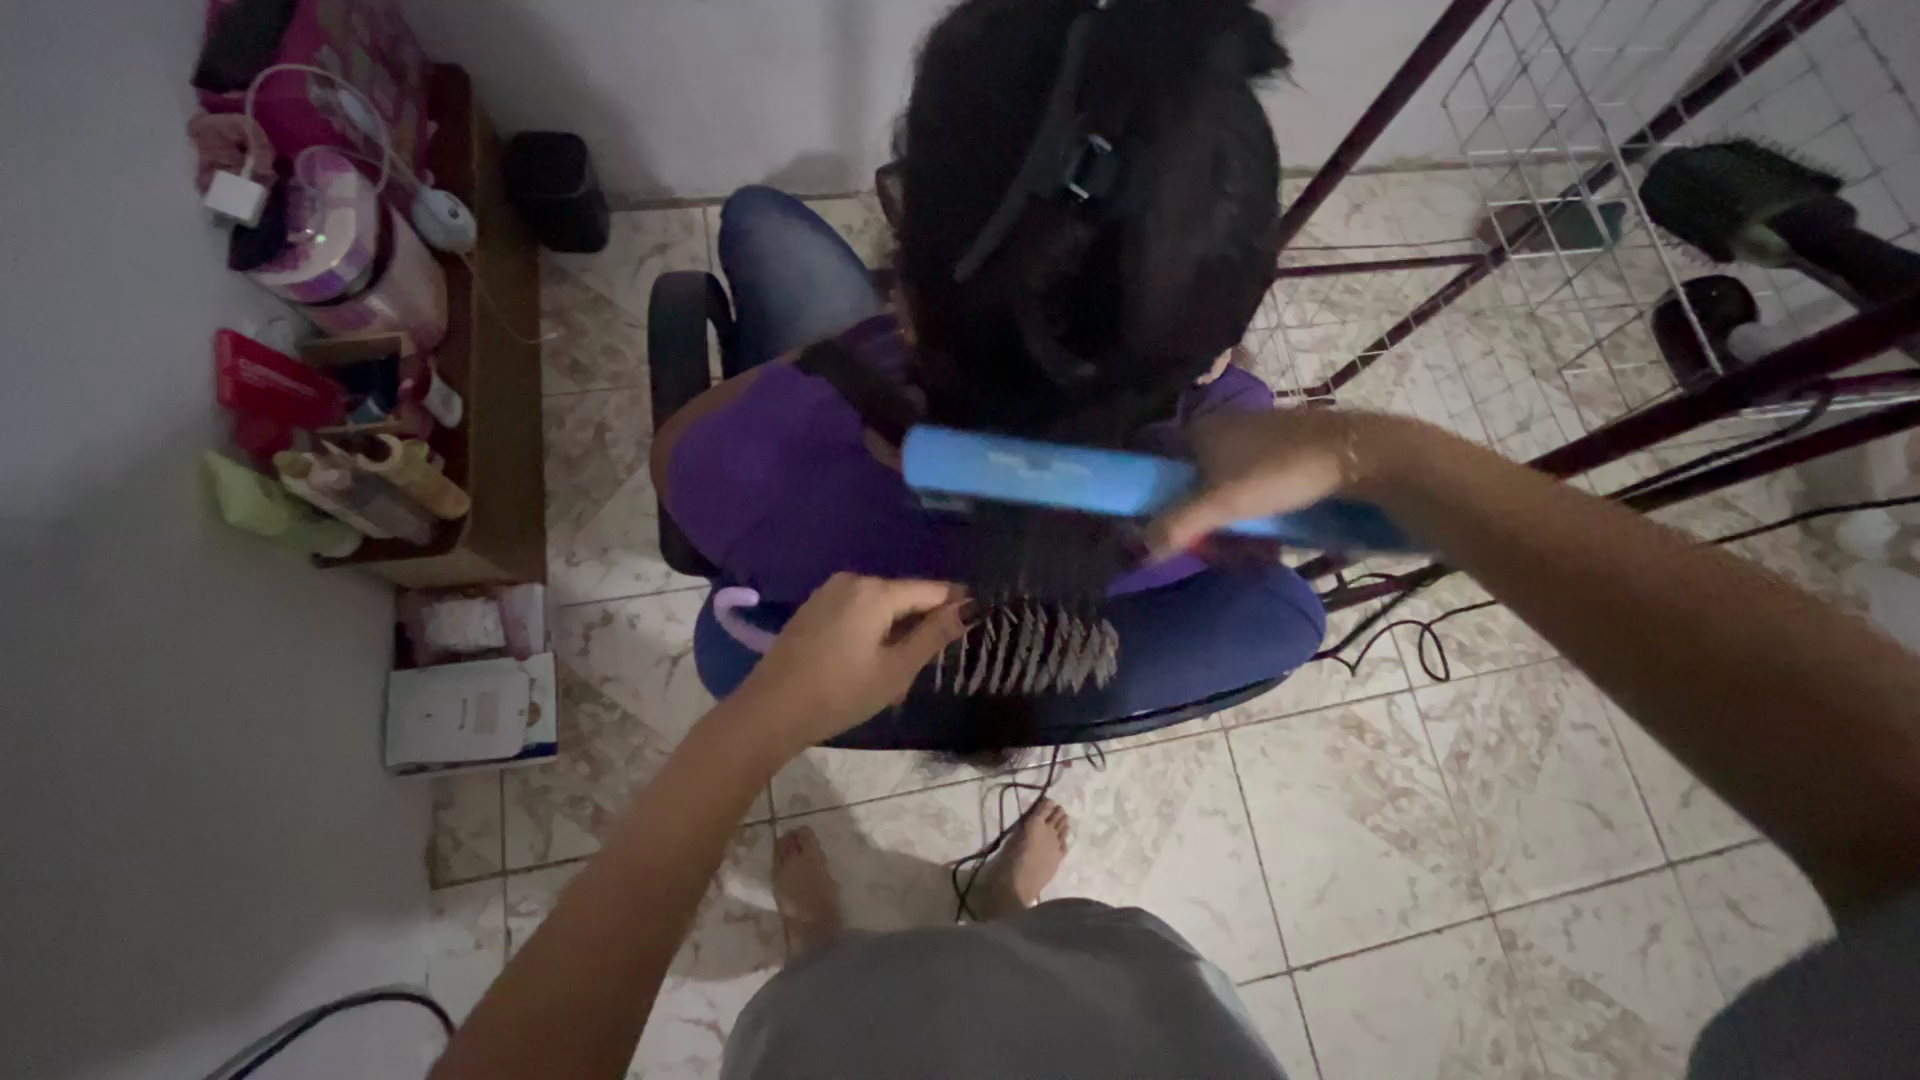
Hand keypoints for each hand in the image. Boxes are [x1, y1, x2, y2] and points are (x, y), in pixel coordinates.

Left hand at [731, 573, 970, 750]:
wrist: (770, 711)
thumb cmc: (840, 693)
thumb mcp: (895, 670)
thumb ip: (933, 635)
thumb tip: (969, 608)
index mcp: (876, 591)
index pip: (931, 590)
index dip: (956, 604)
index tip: (977, 621)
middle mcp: (853, 581)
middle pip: (904, 596)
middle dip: (921, 624)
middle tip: (929, 665)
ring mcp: (828, 592)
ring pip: (879, 606)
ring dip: (895, 631)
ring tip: (897, 672)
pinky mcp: (813, 608)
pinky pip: (856, 611)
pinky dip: (871, 631)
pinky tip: (867, 663)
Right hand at [1147, 408, 1419, 555]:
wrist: (1358, 455)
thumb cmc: (1279, 473)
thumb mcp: (1221, 504)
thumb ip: (1176, 526)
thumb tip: (1138, 549)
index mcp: (1200, 430)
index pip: (1159, 461)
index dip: (1156, 496)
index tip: (1166, 528)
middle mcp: (1224, 427)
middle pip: (1196, 483)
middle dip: (1206, 523)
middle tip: (1221, 551)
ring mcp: (1259, 436)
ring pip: (1230, 489)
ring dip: (1236, 526)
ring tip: (1256, 554)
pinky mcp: (1289, 448)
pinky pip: (1259, 487)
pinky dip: (1261, 514)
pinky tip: (1275, 540)